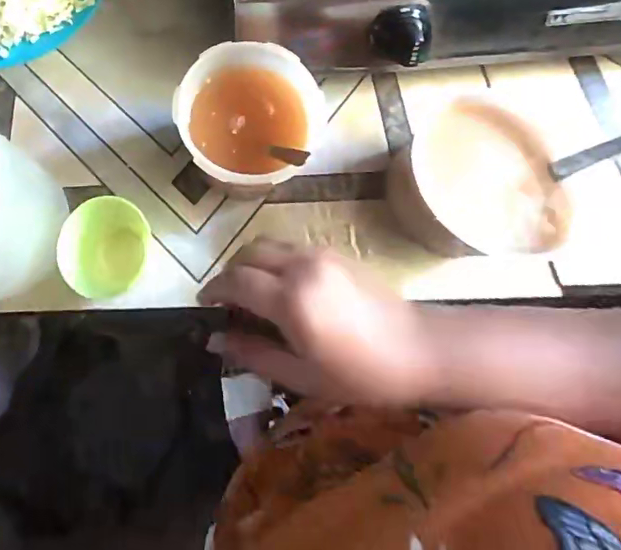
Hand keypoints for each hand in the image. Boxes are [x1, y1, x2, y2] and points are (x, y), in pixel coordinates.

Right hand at [198, 238, 438, 404]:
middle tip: (226, 302)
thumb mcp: (301, 376)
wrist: (417, 349)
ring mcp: (319, 253)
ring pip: (269, 244)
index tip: (203, 305)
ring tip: (253, 295)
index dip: (214, 290)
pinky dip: (274, 260)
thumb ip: (254, 353)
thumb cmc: (359, 374)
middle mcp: (301, 265)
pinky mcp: (334, 251)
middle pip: (249, 253)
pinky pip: (291, 247)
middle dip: (230, 273)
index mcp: (291, 298)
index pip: (236, 281)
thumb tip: (217, 339)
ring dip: (252, 263)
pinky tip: (282, 289)